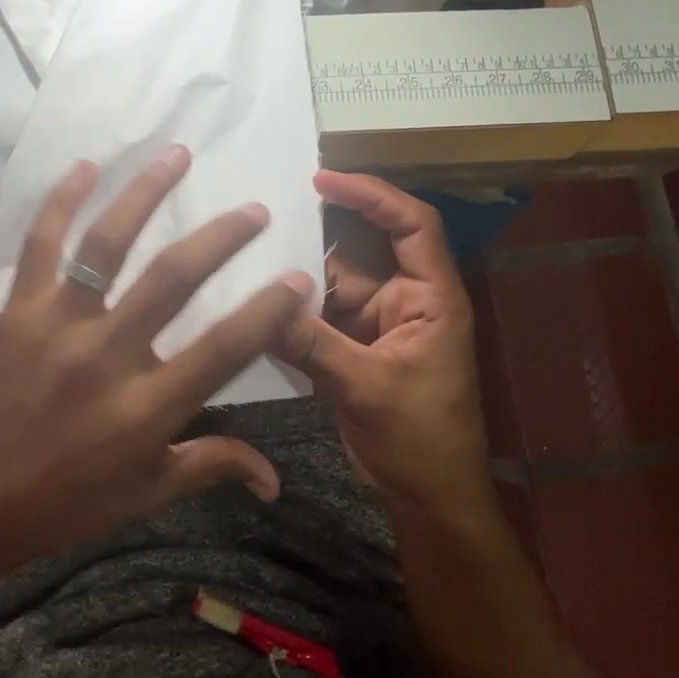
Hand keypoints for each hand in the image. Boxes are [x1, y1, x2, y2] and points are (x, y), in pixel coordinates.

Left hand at [0, 146, 314, 605]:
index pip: (226, 347)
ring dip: (145, 193)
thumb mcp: (148, 494)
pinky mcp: (19, 312)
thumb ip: (212, 465)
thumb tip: (274, 479)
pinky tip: (87, 168)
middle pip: (175, 277)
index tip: (299, 277)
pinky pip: (41, 245)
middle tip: (254, 210)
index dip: (269, 310)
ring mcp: (59, 326)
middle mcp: (109, 354)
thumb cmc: (69, 503)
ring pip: (108, 244)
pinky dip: (61, 202)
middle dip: (223, 237)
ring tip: (176, 154)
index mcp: (149, 406)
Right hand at [275, 171, 490, 513]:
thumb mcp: (366, 387)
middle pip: (362, 249)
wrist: (427, 497)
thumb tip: (258, 305)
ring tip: (248, 254)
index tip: (323, 180)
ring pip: (332, 285)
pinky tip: (253, 302)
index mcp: (430, 298)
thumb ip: (312, 344)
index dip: (372, 195)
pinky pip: (318, 318)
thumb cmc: (420, 439)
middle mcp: (404, 301)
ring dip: (297, 276)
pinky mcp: (352, 350)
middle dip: (319, 231)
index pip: (412, 225)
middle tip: (267, 211)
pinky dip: (291, 313)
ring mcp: (375, 326)